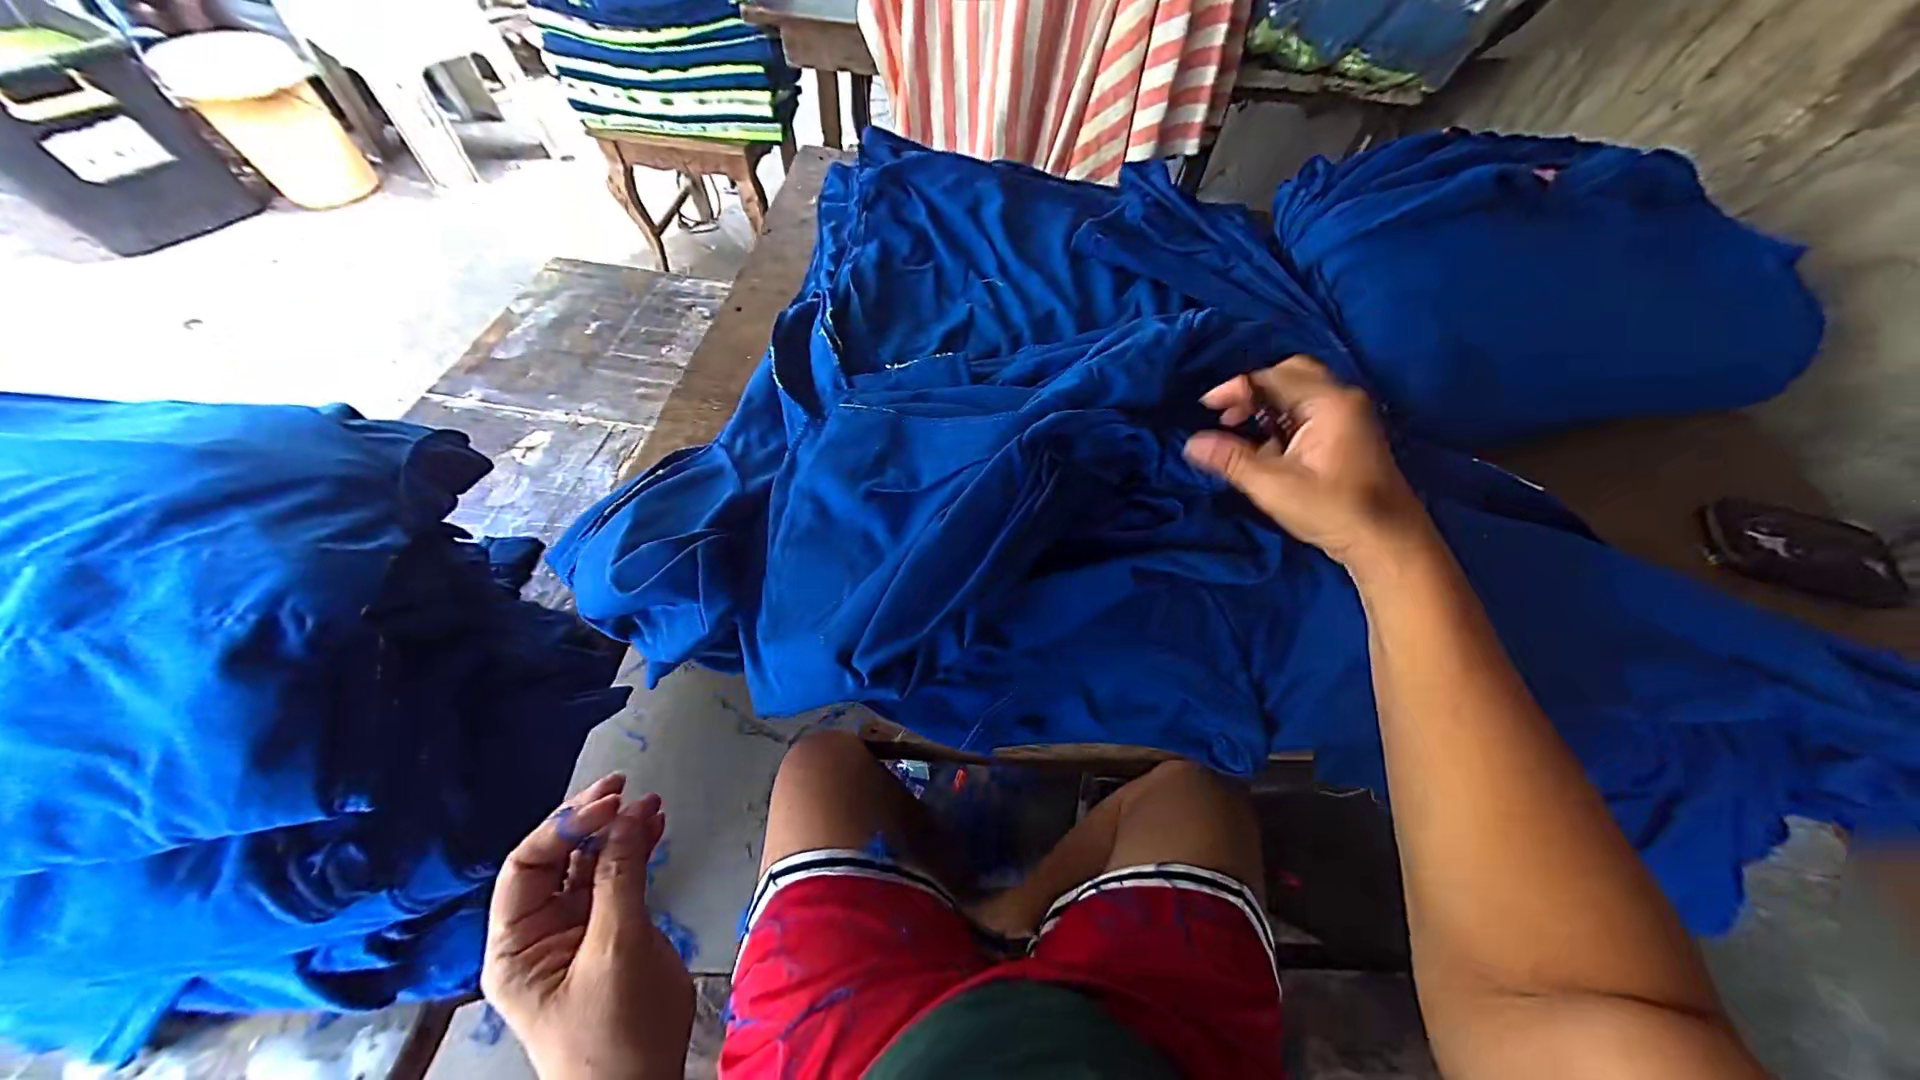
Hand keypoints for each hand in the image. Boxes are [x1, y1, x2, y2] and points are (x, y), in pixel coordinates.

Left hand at [482, 773, 692, 1079]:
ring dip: (620, 831)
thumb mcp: (616, 951)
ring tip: (650, 803)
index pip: (527, 867)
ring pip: (593, 864)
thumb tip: (628, 815)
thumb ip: (619, 879)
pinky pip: (620, 878)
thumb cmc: (617, 1031)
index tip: (609, 804)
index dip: (564, 828)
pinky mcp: (614, 930)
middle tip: (623, 788)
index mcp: (516, 947)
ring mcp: (579, 930)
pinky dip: (639, 850)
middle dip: (589, 821)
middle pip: (558, 860)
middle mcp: (541, 933)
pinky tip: (657, 826)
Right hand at [1184, 355, 1433, 573]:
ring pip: (1299, 394)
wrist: (1386, 541)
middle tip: (1227, 415)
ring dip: (1266, 406)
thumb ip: (1231, 459)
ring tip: (1239, 431)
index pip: (1273, 377)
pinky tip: (1266, 445)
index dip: (1236, 388)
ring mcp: (1348, 416)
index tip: (1206, 407)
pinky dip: (1282, 419)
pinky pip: (1308, 412)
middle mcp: (1342, 400)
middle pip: (1290, 375)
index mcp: (1328, 403)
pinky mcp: (1347, 434)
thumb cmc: (1332, 510)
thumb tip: (1192, 444)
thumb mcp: (1273, 486)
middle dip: (1254, 391)